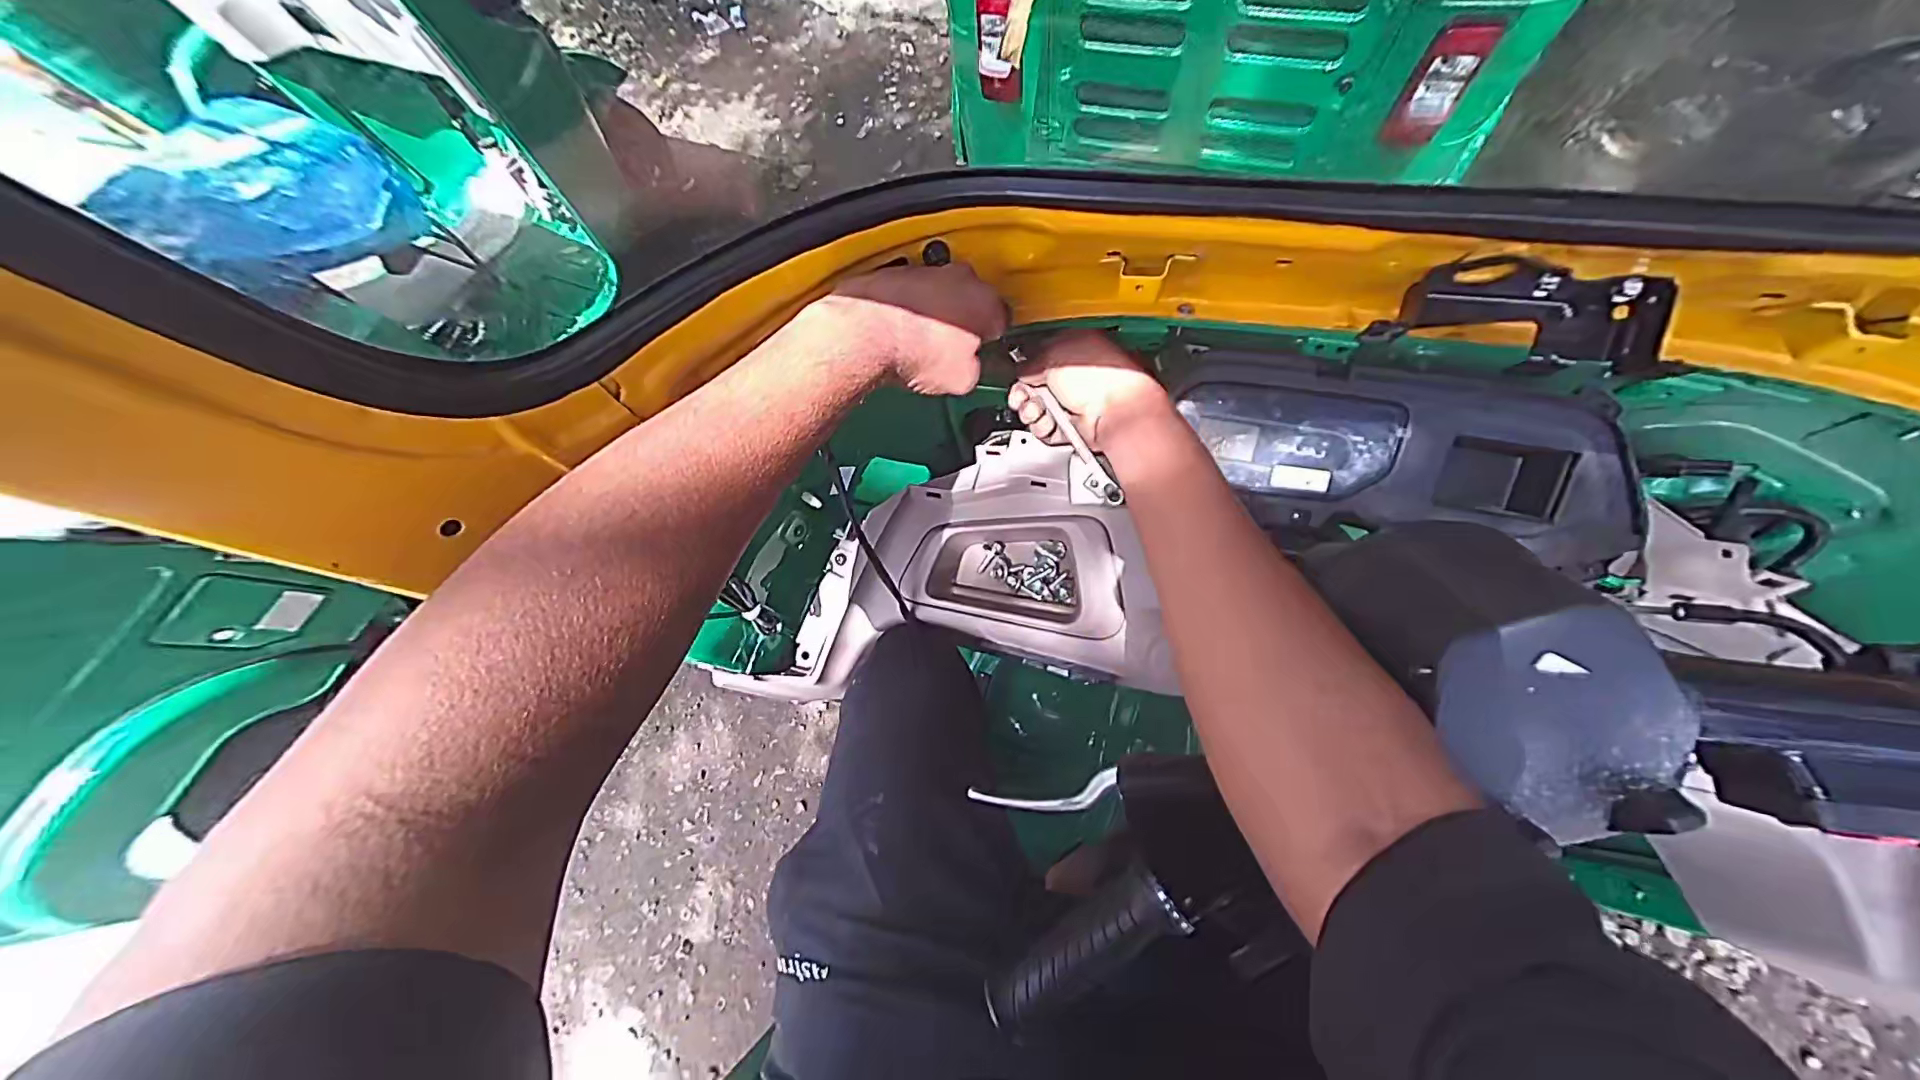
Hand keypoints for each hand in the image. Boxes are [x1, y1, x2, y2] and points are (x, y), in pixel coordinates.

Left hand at [819, 262, 1008, 395]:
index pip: (1003, 320)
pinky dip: (910, 308)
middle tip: (952, 351)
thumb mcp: (963, 379)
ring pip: (942, 294)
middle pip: (972, 301)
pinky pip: (912, 292)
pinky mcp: (897, 272)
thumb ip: (977, 369)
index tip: (983, 353)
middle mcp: (960, 278)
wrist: (865, 335)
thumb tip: (972, 369)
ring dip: (936, 314)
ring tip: (921, 344)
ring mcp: (927, 271)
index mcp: (986, 302)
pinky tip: (901, 332)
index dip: (993, 341)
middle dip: (965, 323)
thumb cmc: (912, 351)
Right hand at [1008, 329, 1170, 451]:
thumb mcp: (1054, 356)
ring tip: (1037, 410)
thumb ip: (1031, 360)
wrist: (1117, 413)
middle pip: (1035, 386)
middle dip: (1023, 391)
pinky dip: (1043, 428)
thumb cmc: (1101, 378)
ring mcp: (1076, 403)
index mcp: (1077, 348)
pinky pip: (1046, 429)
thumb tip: (1020, 368)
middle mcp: (1077, 376)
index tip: (1018, 371)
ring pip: (1038, 410)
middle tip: (1023, 394)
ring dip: (1031, 411)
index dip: (1025, 364)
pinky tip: (1048, 422)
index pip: (1041, 355)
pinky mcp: (1073, 427)